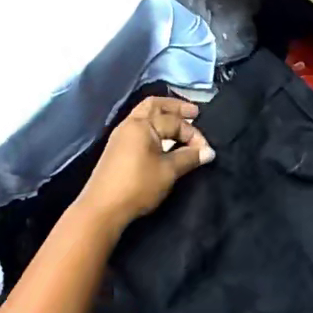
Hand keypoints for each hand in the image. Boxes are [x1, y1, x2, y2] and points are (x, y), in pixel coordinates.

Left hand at [76, 97, 214, 228]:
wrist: (103, 207)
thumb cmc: (138, 185)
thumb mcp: (168, 171)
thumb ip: (189, 158)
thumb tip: (208, 152)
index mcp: (142, 124)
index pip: (174, 121)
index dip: (193, 135)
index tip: (206, 151)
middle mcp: (130, 123)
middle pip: (155, 106)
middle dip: (176, 107)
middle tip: (193, 113)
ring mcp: (121, 135)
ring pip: (144, 115)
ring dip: (163, 116)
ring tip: (180, 124)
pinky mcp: (117, 148)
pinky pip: (139, 128)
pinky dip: (154, 127)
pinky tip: (162, 138)